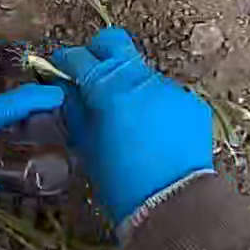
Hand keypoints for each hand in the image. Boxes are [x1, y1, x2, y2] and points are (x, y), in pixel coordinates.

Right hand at [52, 27, 213, 223]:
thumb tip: (65, 87)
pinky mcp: (190, 101)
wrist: (176, 207)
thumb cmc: (121, 184)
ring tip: (123, 114)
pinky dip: (151, 102)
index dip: (65, 60)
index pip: (80, 57)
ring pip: (140, 70)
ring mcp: (169, 87)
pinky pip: (164, 92)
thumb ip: (76, 109)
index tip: (59, 66)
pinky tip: (150, 129)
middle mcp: (141, 79)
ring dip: (126, 82)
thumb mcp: (88, 146)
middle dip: (97, 51)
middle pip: (114, 42)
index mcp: (110, 89)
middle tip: (89, 74)